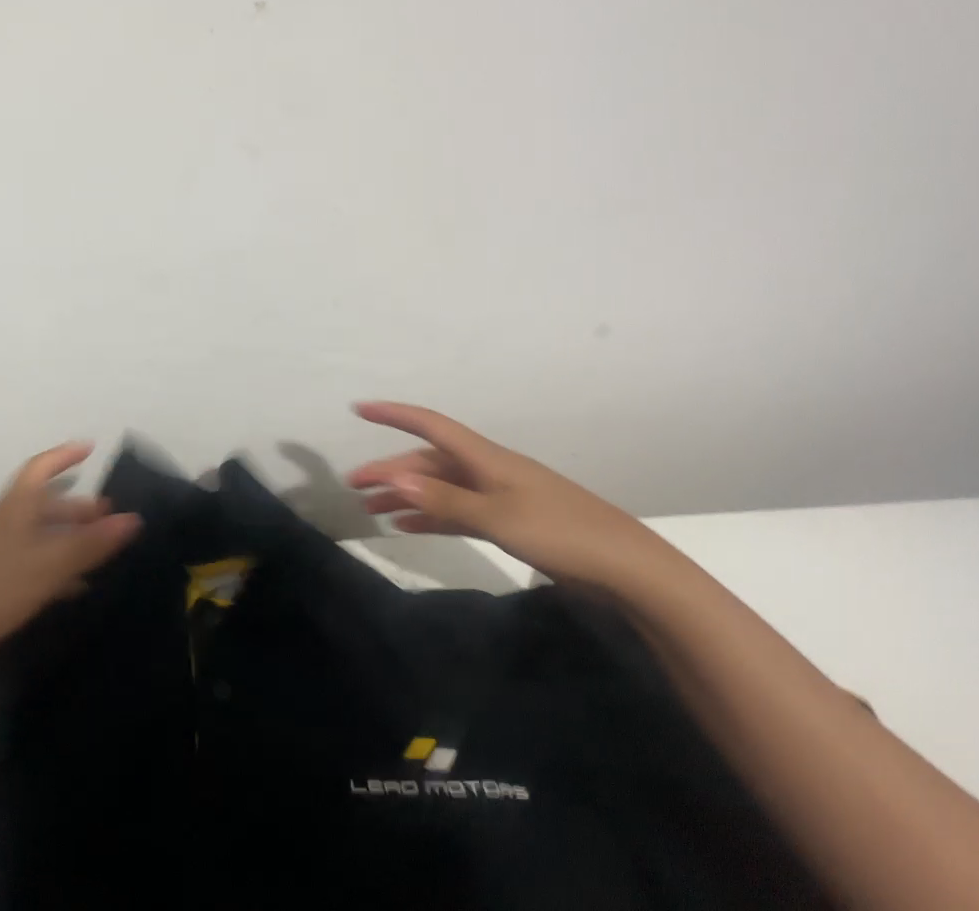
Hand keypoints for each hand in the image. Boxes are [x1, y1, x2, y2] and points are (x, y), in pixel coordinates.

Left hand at [0, 443, 140, 664]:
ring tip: (96, 553)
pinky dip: (52, 566)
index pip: (39, 469)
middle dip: (75, 508)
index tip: (90, 449)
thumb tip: (133, 519)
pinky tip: (71, 587)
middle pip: (41, 504)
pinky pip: (28, 562)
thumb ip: (91, 543)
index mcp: (12, 508)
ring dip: (66, 539)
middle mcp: (0, 522)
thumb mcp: (50, 565)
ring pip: (36, 535)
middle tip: (107, 519)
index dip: (64, 456)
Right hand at [346, 401, 680, 588]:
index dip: (394, 415)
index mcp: (488, 459)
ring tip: (369, 510)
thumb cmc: (562, 534)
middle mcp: (488, 472)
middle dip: (389, 470)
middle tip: (353, 487)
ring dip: (405, 496)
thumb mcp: (499, 517)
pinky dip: (429, 517)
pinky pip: (455, 513)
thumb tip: (393, 481)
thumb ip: (445, 501)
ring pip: (439, 489)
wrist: (625, 569)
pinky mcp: (507, 524)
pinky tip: (406, 527)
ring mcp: (498, 498)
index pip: (431, 426)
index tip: (359, 409)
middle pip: (428, 463)